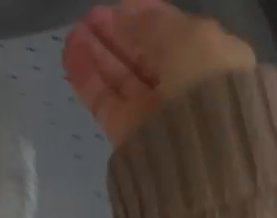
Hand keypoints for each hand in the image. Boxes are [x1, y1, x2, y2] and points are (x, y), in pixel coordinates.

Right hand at [62, 0, 255, 148]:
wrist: (199, 145)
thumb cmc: (204, 79)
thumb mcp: (186, 37)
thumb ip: (152, 24)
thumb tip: (126, 13)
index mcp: (205, 57)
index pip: (169, 33)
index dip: (142, 17)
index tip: (118, 5)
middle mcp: (178, 83)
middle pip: (140, 55)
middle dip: (115, 35)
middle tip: (90, 17)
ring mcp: (150, 110)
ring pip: (119, 77)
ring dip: (97, 54)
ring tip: (74, 33)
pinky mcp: (125, 132)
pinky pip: (103, 100)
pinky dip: (87, 79)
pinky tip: (71, 57)